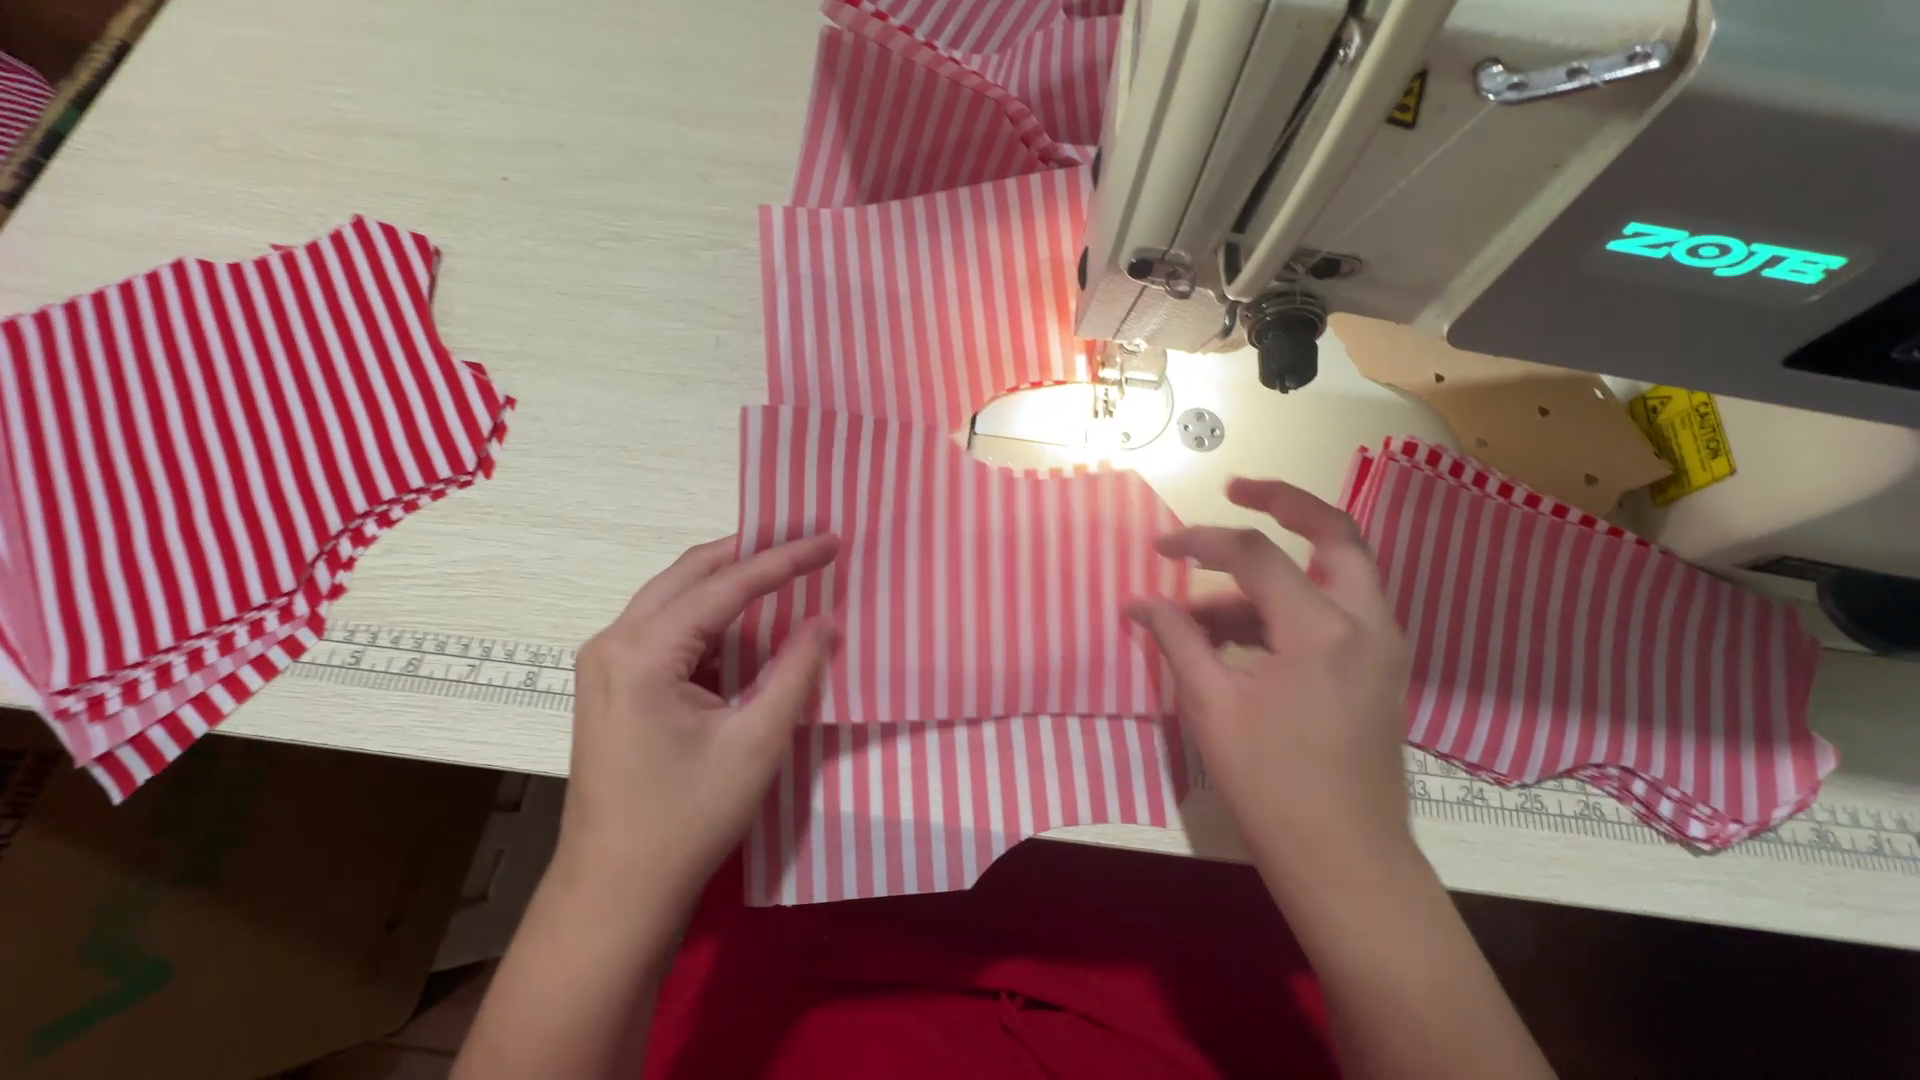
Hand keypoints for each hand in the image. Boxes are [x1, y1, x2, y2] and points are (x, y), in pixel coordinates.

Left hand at [553, 534, 841, 906]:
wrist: (616, 889)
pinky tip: (748, 626)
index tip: (831, 540)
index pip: (725, 586)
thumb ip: (796, 673)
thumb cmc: (687, 818)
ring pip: (675, 599)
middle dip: (751, 554)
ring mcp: (605, 663)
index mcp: (641, 652)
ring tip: (785, 572)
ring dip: (729, 585)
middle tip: (805, 541)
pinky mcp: (611, 685)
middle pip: (690, 575)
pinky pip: (666, 631)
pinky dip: (710, 621)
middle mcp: (612, 642)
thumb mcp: (756, 744)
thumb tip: (826, 622)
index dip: (784, 560)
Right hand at [1128, 478, 1411, 880]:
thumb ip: (1177, 640)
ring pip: (1338, 572)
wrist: (1345, 860)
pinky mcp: (1381, 670)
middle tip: (1238, 489)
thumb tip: (1139, 602)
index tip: (1158, 547)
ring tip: (1206, 610)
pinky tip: (1242, 638)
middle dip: (1285, 502)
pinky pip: (1339, 610)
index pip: (1255, 555)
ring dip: (1277, 572)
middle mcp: (1367, 623)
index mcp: (1323, 628)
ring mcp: (1383, 646)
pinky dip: (1294, 604)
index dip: (1199, 541)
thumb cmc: (1272, 786)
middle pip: (1335, 532)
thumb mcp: (1211, 708)